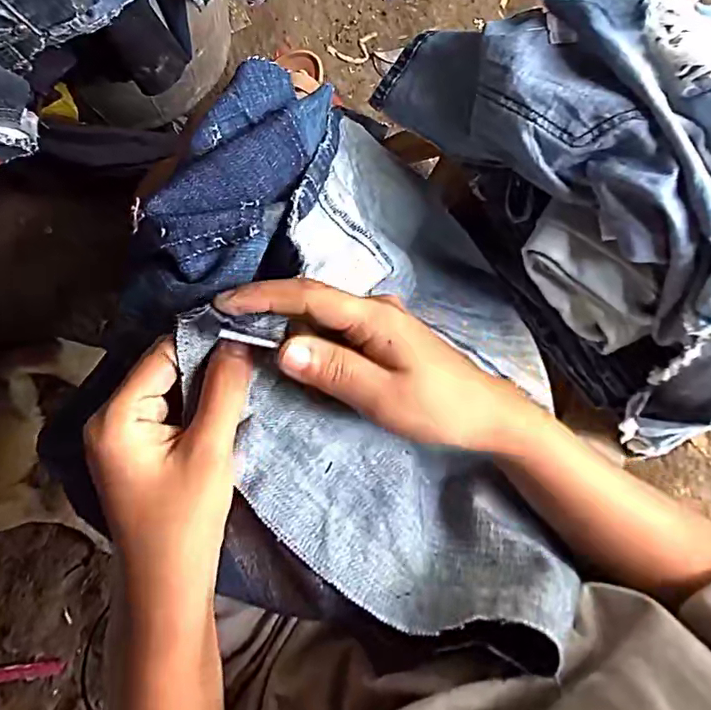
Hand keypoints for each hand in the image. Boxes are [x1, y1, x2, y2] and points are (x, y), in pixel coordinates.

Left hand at [83, 336, 249, 606]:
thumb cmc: (185, 522)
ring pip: (170, 386)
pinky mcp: (134, 447)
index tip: (247, 332)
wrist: (167, 587)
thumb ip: (224, 389)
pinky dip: (197, 403)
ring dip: (205, 382)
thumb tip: (238, 339)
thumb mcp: (210, 450)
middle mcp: (107, 418)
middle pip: (164, 367)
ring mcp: (118, 434)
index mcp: (115, 416)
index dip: (206, 340)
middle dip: (207, 361)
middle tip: (251, 354)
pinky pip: (168, 407)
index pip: (163, 353)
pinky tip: (225, 404)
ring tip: (245, 375)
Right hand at [214, 279, 547, 453]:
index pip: (308, 296)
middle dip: (268, 305)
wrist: (487, 413)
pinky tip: (294, 351)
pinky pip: (337, 328)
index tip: (223, 303)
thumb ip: (334, 370)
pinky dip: (309, 335)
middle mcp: (376, 308)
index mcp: (375, 316)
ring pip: (323, 313)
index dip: (263, 296)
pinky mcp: (384, 336)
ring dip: (287, 321)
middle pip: (312, 299)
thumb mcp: (384, 396)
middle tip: (226, 321)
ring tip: (248, 335)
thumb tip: (282, 347)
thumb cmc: (440, 408)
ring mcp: (381, 320)